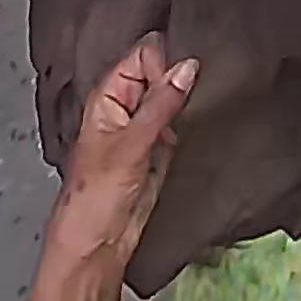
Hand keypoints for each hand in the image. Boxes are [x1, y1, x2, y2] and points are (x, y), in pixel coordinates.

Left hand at [45, 32, 198, 269]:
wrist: (98, 247)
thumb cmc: (95, 197)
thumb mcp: (131, 145)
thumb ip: (161, 104)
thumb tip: (189, 66)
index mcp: (110, 94)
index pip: (143, 54)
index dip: (164, 59)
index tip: (183, 77)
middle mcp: (128, 103)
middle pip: (160, 68)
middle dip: (180, 72)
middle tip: (203, 80)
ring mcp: (146, 123)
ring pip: (173, 92)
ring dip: (188, 94)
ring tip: (205, 97)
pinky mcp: (162, 142)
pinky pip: (181, 116)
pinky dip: (192, 115)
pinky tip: (202, 115)